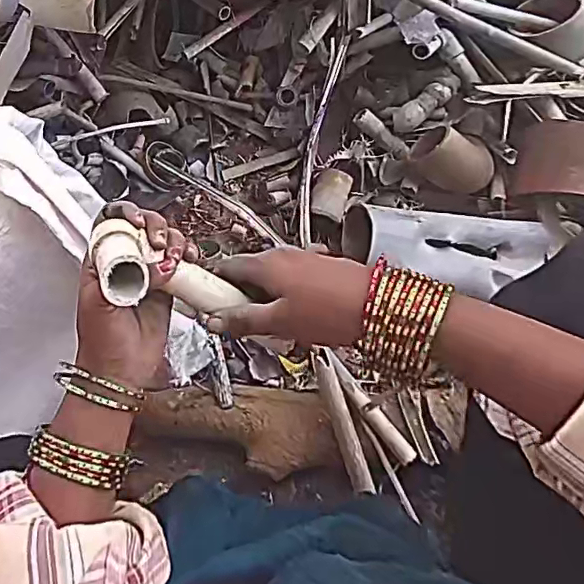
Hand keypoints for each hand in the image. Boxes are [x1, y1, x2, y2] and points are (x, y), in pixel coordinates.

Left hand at [74, 203, 195, 389]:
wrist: (120, 374)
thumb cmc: (101, 342)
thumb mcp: (100, 303)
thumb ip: (124, 278)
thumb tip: (153, 265)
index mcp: (100, 260)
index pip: (113, 223)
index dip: (128, 215)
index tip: (139, 223)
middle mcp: (125, 262)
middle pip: (144, 226)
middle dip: (156, 227)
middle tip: (159, 244)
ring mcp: (147, 273)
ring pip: (164, 240)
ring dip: (174, 242)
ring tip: (174, 258)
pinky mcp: (167, 287)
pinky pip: (180, 263)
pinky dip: (187, 256)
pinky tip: (188, 261)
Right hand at [207, 248, 371, 346]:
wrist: (378, 305)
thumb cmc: (331, 310)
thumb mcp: (280, 322)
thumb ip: (244, 320)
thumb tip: (216, 321)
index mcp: (266, 263)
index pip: (225, 266)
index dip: (211, 285)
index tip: (206, 303)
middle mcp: (282, 255)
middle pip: (247, 274)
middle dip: (241, 299)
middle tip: (243, 325)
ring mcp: (302, 259)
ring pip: (270, 280)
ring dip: (265, 302)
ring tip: (276, 329)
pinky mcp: (318, 269)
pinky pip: (290, 283)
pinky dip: (286, 300)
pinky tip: (298, 322)